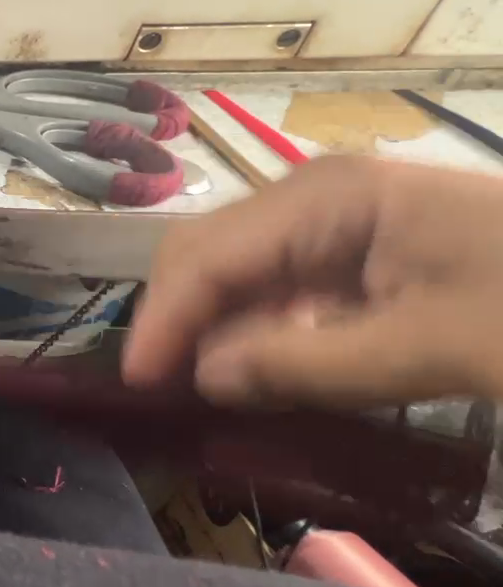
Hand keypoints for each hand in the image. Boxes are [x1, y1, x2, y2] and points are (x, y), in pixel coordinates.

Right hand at [125, 155, 502, 406]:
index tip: (141, 382)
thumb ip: (309, 364)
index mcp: (326, 197)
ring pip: (242, 275)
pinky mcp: (367, 251)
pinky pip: (288, 291)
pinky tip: (277, 370)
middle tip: (175, 389)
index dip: (163, 319)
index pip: (205, 256)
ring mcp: (341, 221)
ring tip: (225, 389)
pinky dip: (270, 333)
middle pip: (211, 257)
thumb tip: (206, 380)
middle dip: (185, 321)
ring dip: (225, 331)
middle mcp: (315, 197)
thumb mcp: (444, 350)